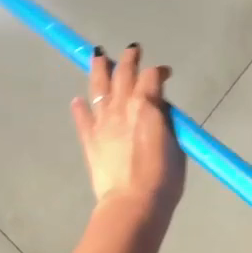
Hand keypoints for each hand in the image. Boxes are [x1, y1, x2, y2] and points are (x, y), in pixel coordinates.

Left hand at [69, 44, 185, 219]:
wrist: (132, 203)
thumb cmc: (162, 178)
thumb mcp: (175, 145)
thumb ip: (164, 121)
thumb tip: (158, 110)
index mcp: (145, 105)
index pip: (151, 77)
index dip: (158, 71)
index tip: (164, 72)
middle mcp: (121, 106)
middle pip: (123, 74)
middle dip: (128, 59)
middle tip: (131, 49)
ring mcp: (102, 121)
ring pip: (98, 87)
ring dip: (99, 69)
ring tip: (97, 55)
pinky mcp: (89, 139)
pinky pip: (82, 118)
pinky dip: (80, 107)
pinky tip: (77, 100)